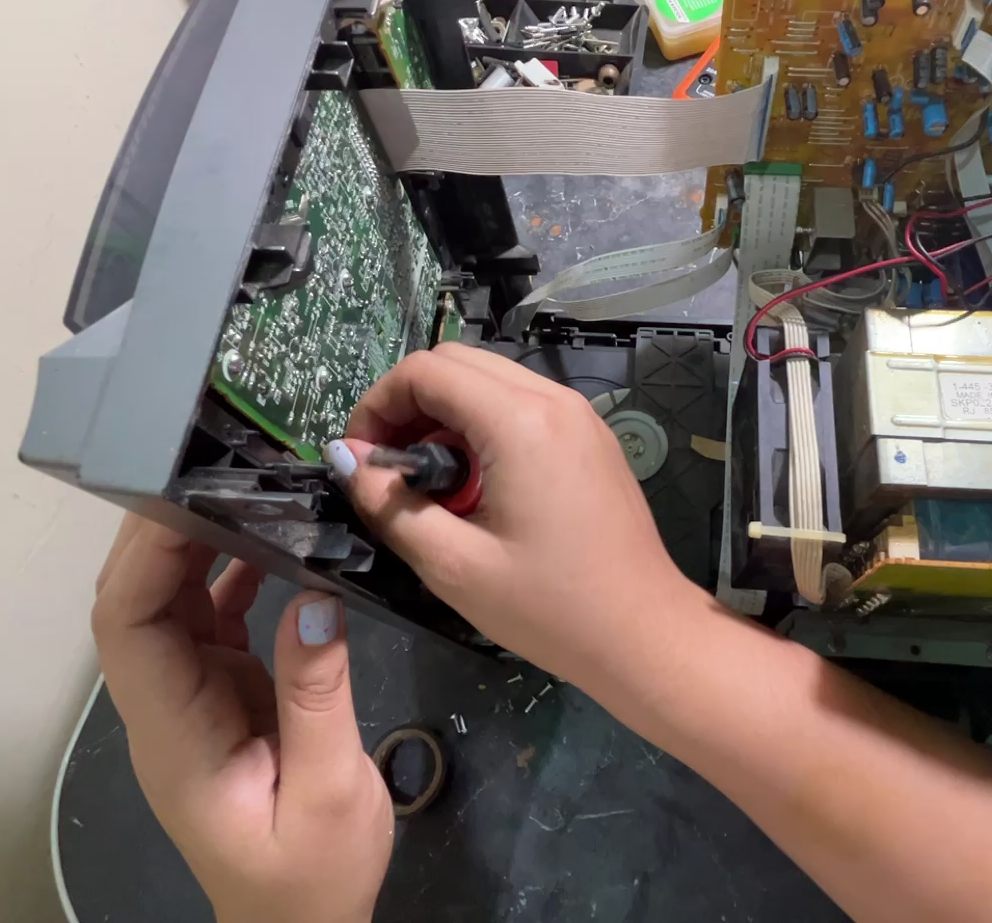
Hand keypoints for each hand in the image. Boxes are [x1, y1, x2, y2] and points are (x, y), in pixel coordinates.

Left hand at [91, 515, 392, 922]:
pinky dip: (236, 573)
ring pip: (174, 605)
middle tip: (217, 469)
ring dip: (197, 544)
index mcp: (176, 733)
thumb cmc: (311, 875)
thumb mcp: (328, 792)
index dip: (145, 556)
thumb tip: (316, 596)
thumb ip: (317, 696)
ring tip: (246, 489)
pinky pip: (217, 619)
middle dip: (161, 532)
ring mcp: (196, 698)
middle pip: (138, 604)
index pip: (128, 627)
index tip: (189, 495)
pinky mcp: (228, 693)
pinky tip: (273, 543)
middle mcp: (170, 707)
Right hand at [330, 344, 704, 679]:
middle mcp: (554, 399)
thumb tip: (349, 458)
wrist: (642, 629)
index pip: (426, 370)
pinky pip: (523, 402)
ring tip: (433, 482)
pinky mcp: (591, 435)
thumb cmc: (550, 606)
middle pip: (458, 362)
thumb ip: (391, 504)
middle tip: (392, 468)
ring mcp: (579, 413)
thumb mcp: (454, 565)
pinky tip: (479, 482)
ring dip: (447, 413)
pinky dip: (485, 423)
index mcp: (520, 420)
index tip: (361, 456)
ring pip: (491, 378)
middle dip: (410, 403)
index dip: (378, 404)